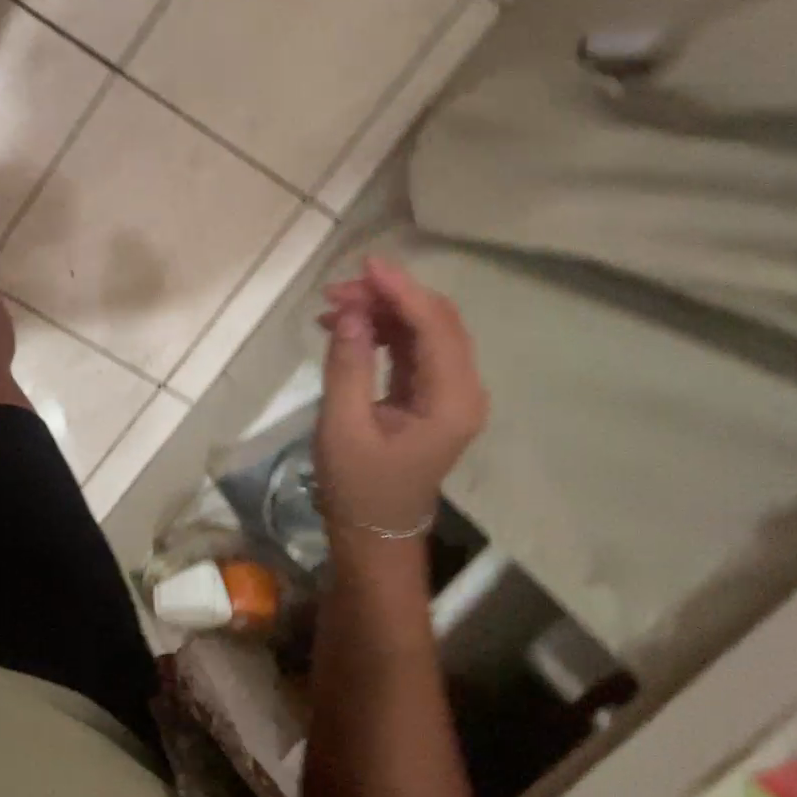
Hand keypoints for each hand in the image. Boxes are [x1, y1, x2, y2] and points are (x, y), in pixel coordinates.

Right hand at [313, 256, 487, 537]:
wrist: (373, 532)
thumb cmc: (359, 486)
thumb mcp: (343, 425)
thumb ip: (348, 366)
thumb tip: (351, 312)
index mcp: (452, 401)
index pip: (436, 327)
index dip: (403, 290)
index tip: (365, 265)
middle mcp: (463, 391)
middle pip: (437, 322)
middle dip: (390, 296)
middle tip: (336, 290)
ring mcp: (449, 393)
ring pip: (425, 330)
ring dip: (383, 310)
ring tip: (333, 306)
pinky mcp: (430, 396)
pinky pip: (413, 348)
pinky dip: (382, 330)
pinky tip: (347, 327)